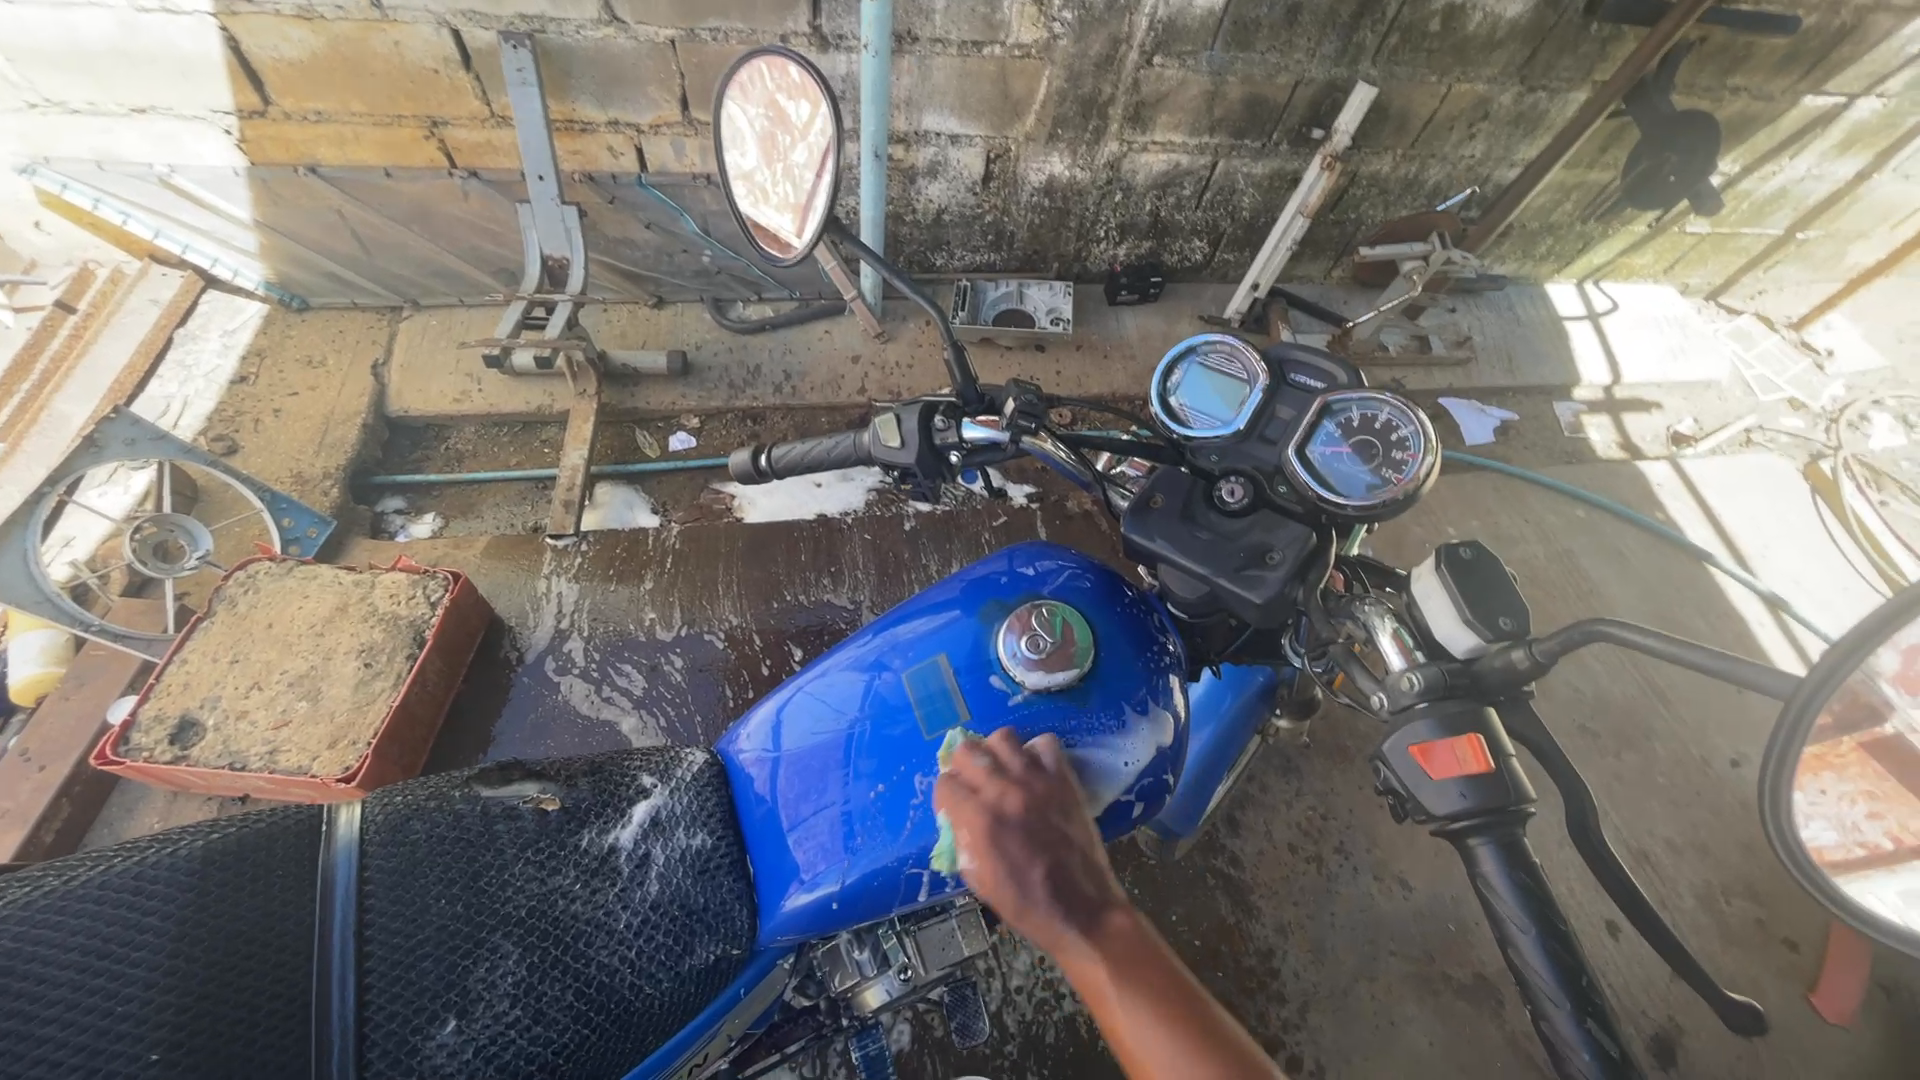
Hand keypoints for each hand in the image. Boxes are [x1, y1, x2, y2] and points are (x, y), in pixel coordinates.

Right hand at [933, 727, 1132, 961]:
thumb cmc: (1025, 903)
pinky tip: (1034, 771)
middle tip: (973, 784)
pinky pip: (1044, 743)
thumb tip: (956, 815)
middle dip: (963, 766)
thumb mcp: (977, 879)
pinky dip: (1035, 752)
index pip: (945, 783)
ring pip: (1003, 737)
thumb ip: (960, 839)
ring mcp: (1036, 780)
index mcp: (978, 820)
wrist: (1081, 911)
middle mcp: (1003, 791)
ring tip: (1002, 771)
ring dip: (996, 752)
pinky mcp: (1063, 779)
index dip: (947, 796)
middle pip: (967, 750)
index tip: (954, 806)